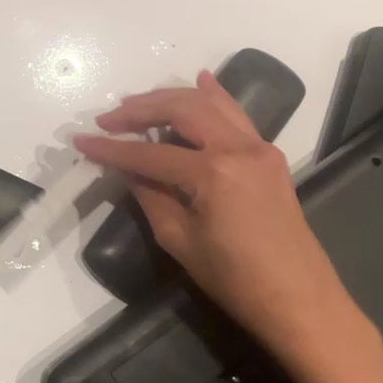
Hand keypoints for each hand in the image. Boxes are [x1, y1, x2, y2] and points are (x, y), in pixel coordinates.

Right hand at [72, 71, 371, 370]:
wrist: (301, 303)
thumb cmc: (235, 279)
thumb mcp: (178, 239)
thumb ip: (149, 193)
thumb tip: (125, 167)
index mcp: (214, 173)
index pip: (150, 152)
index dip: (111, 148)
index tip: (81, 141)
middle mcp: (240, 149)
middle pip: (182, 110)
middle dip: (139, 110)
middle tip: (108, 120)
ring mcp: (259, 149)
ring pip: (209, 104)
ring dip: (170, 99)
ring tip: (135, 103)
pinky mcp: (268, 157)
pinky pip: (236, 115)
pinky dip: (214, 96)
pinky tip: (201, 79)